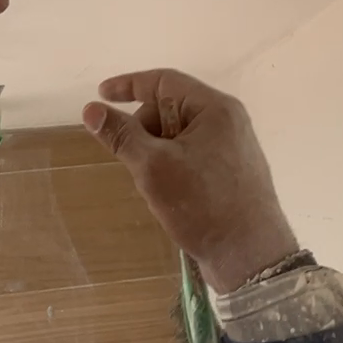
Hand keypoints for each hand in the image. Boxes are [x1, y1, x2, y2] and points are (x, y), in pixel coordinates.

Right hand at [83, 68, 300, 292]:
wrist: (252, 261)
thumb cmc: (203, 205)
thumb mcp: (152, 166)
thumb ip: (121, 134)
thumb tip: (90, 109)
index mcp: (215, 108)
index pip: (164, 81)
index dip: (128, 85)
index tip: (101, 95)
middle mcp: (228, 120)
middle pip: (170, 108)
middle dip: (144, 128)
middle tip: (133, 159)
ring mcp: (233, 147)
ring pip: (179, 134)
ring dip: (157, 150)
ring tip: (153, 182)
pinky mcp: (232, 172)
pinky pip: (192, 153)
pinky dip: (172, 164)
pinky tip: (169, 192)